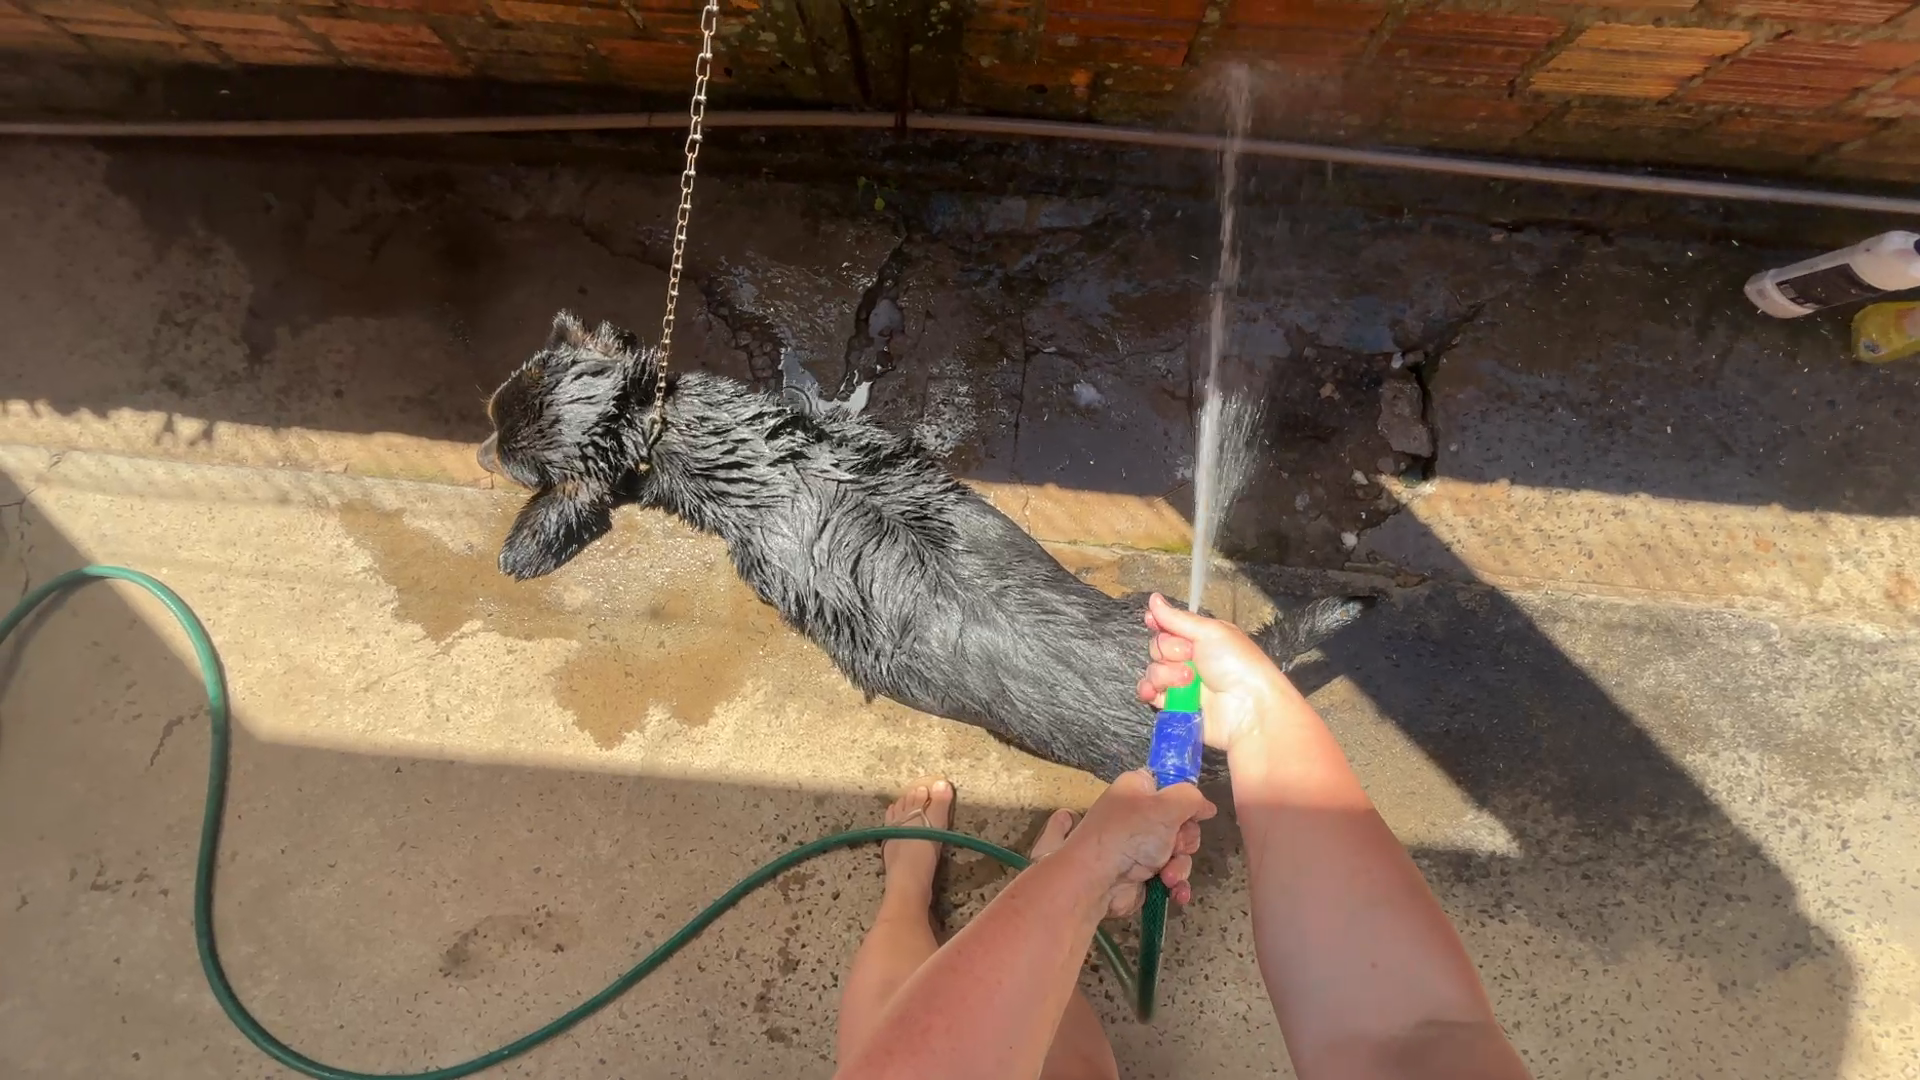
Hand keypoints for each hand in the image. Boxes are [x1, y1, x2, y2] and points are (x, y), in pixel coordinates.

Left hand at [1059, 770, 1215, 917]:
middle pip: (1181, 823)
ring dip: (1179, 866)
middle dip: (1184, 840)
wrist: (1097, 879)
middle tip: (1175, 845)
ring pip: (1179, 852)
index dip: (1186, 801)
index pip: (1170, 786)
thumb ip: (1191, 798)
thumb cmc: (1129, 833)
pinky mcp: (1143, 873)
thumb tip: (1206, 806)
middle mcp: (1139, 815)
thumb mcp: (1165, 806)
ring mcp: (1141, 845)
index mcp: (1138, 789)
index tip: (1195, 814)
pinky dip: (1176, 884)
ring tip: (1166, 876)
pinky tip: (1174, 892)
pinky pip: (1172, 876)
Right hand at [1136, 592, 1289, 752]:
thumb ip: (1177, 618)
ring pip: (1153, 670)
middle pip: (1158, 647)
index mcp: (1202, 639)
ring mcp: (1182, 684)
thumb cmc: (1238, 666)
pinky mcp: (1175, 706)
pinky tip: (1153, 691)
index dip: (1159, 623)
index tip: (1152, 620)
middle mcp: (1191, 660)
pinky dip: (1148, 690)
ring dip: (1165, 674)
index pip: (1170, 626)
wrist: (1249, 709)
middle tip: (1189, 656)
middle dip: (1168, 650)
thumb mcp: (1210, 632)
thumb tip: (1153, 598)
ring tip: (1188, 681)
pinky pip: (1150, 694)